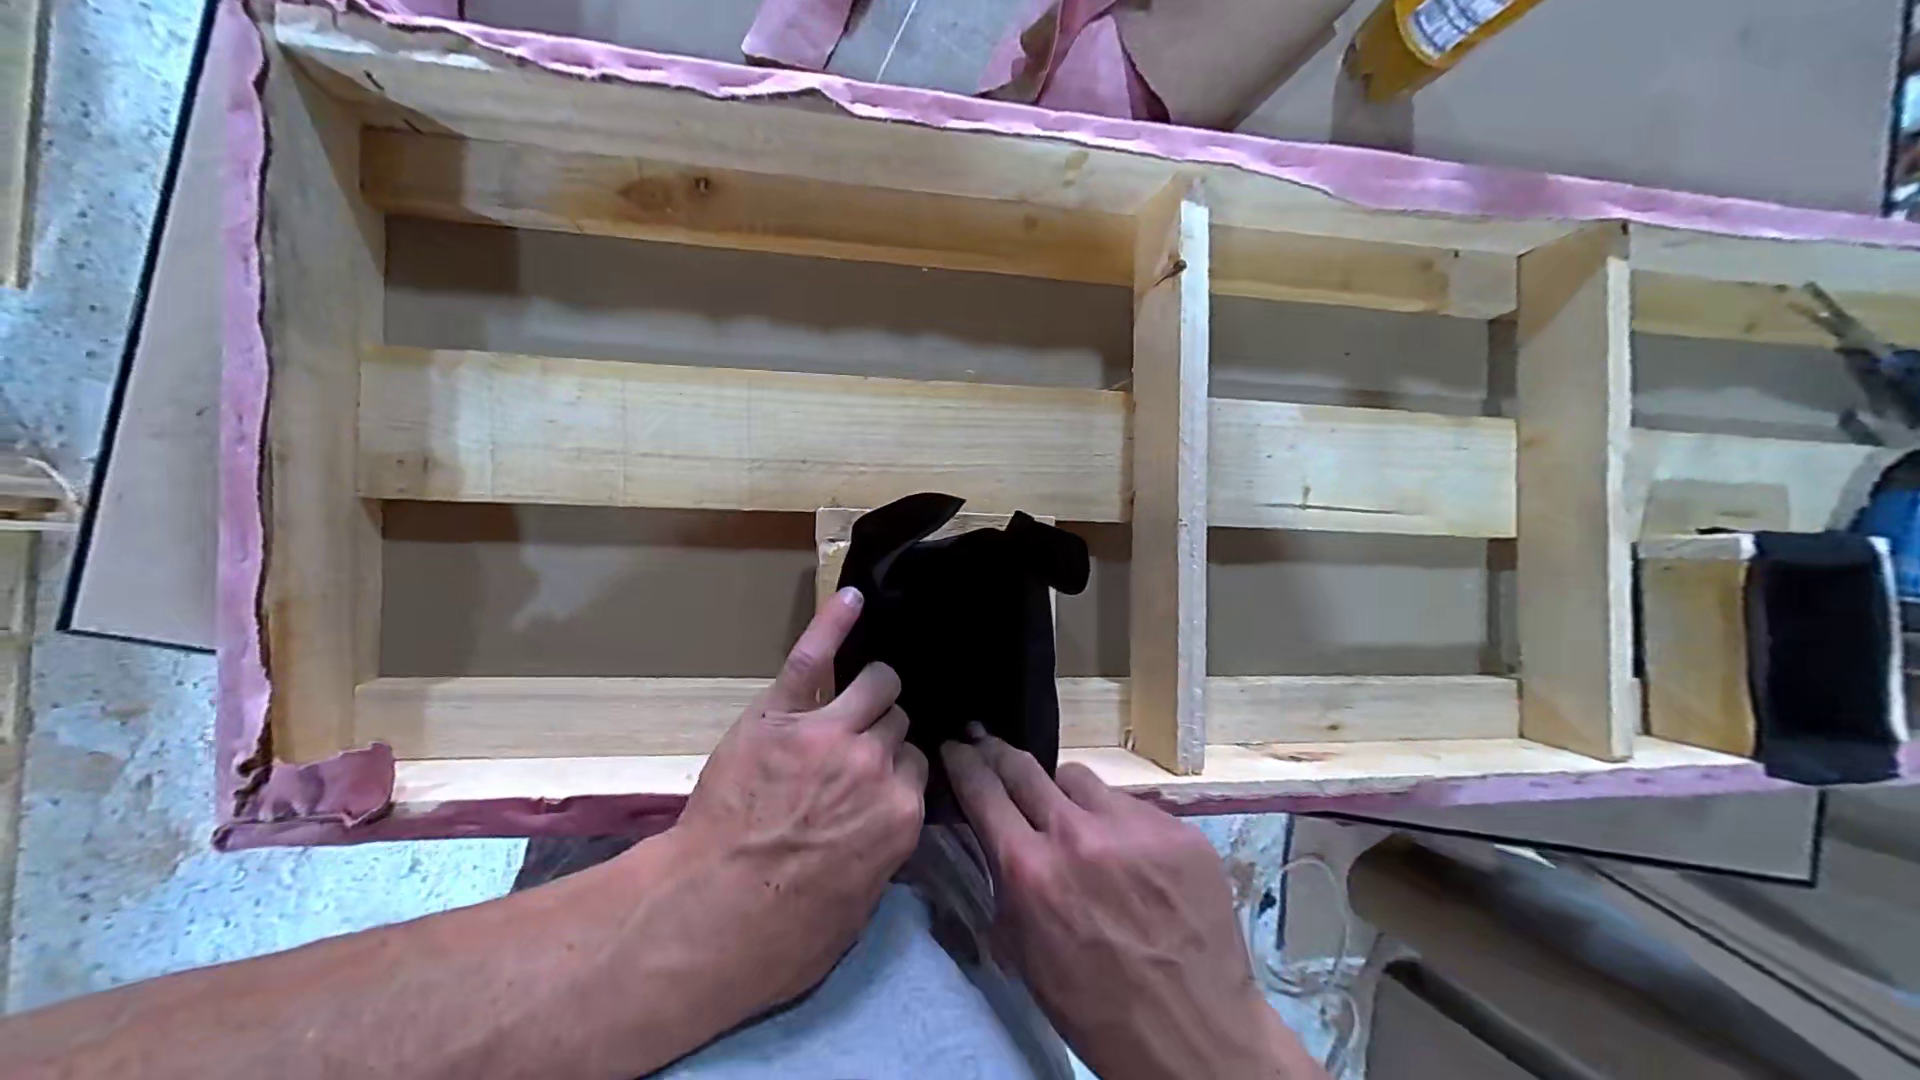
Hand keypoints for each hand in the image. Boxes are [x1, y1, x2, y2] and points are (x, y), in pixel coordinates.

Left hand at [652, 588, 927, 1019]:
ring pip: (877, 683)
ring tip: (860, 691)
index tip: (882, 774)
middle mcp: (876, 764)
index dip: (898, 768)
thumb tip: (888, 824)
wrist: (707, 916)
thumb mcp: (859, 905)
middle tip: (859, 744)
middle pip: (898, 723)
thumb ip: (886, 849)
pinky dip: (833, 624)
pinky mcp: (782, 714)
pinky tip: (851, 598)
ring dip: (874, 687)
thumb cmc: (784, 933)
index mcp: (900, 812)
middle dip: (884, 730)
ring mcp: (830, 732)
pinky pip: (814, 656)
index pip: (917, 764)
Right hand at [943, 731, 1325, 1079]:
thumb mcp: (1025, 952)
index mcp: (1031, 870)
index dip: (963, 761)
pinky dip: (1115, 821)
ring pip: (1077, 778)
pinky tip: (1130, 856)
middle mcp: (1077, 834)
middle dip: (997, 752)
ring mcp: (1134, 825)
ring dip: (1062, 792)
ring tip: (1072, 819)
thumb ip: (1006, 882)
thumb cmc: (1096, 1007)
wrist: (1195, 1037)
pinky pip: (1129, 804)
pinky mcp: (1177, 829)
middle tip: (988, 743)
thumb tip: (995, 834)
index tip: (954, 746)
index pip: (982, 789)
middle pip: (1023, 766)